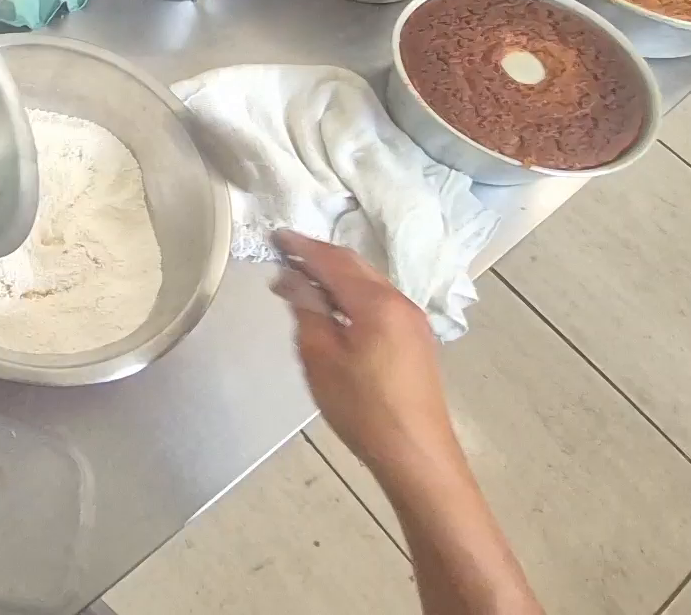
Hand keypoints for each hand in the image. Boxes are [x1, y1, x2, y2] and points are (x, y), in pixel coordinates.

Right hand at [271, 230, 462, 485]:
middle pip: (354, 265)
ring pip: (366, 281)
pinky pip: (376, 299)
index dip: (301, 246)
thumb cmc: (361, 406)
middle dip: (318, 255)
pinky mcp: (415, 339)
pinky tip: (330, 303)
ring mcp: (412, 321)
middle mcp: (400, 303)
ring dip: (333, 273)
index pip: (332, 261)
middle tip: (283, 250)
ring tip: (299, 276)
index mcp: (377, 303)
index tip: (274, 234)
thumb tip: (291, 277)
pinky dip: (349, 291)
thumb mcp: (319, 355)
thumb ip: (306, 308)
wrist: (416, 456)